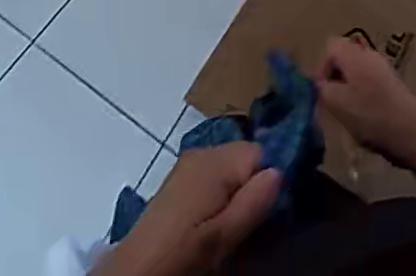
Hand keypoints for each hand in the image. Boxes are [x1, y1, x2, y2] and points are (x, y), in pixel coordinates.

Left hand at [97, 142, 281, 275]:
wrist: (135, 271)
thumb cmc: (183, 255)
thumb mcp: (223, 237)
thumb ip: (252, 203)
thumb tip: (280, 171)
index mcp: (214, 161)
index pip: (260, 152)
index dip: (269, 180)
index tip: (271, 212)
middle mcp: (201, 153)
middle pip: (244, 158)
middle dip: (253, 187)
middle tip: (252, 227)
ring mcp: (188, 165)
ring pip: (229, 169)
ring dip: (237, 194)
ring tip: (233, 230)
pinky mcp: (180, 181)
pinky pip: (213, 178)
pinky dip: (221, 196)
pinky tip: (214, 225)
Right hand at [315, 36, 415, 159]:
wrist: (414, 133)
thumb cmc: (370, 115)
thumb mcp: (336, 103)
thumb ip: (322, 88)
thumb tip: (320, 82)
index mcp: (353, 54)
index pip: (330, 50)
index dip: (322, 70)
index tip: (321, 93)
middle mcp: (369, 56)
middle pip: (345, 62)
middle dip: (336, 82)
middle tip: (334, 105)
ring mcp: (385, 70)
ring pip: (358, 75)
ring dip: (350, 92)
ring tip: (350, 116)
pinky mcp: (395, 87)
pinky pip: (372, 87)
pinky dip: (365, 100)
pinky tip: (368, 120)